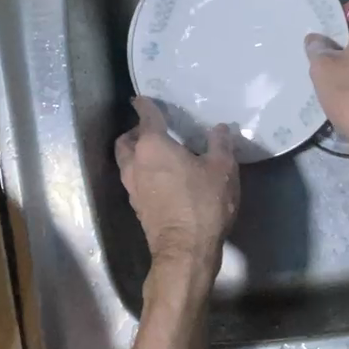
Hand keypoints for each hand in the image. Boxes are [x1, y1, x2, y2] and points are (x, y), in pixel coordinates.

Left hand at [115, 96, 239, 272]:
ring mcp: (132, 188)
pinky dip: (142, 173)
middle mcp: (135, 163)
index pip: (146, 117)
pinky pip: (134, 181)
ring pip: (126, 162)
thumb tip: (220, 129)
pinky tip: (161, 178)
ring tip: (157, 154)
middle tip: (153, 130)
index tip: (143, 99)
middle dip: (135, 132)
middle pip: (126, 141)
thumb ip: (220, 144)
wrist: (185, 250)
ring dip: (136, 154)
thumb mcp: (222, 169)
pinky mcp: (137, 207)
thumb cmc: (203, 203)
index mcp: (153, 146)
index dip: (145, 105)